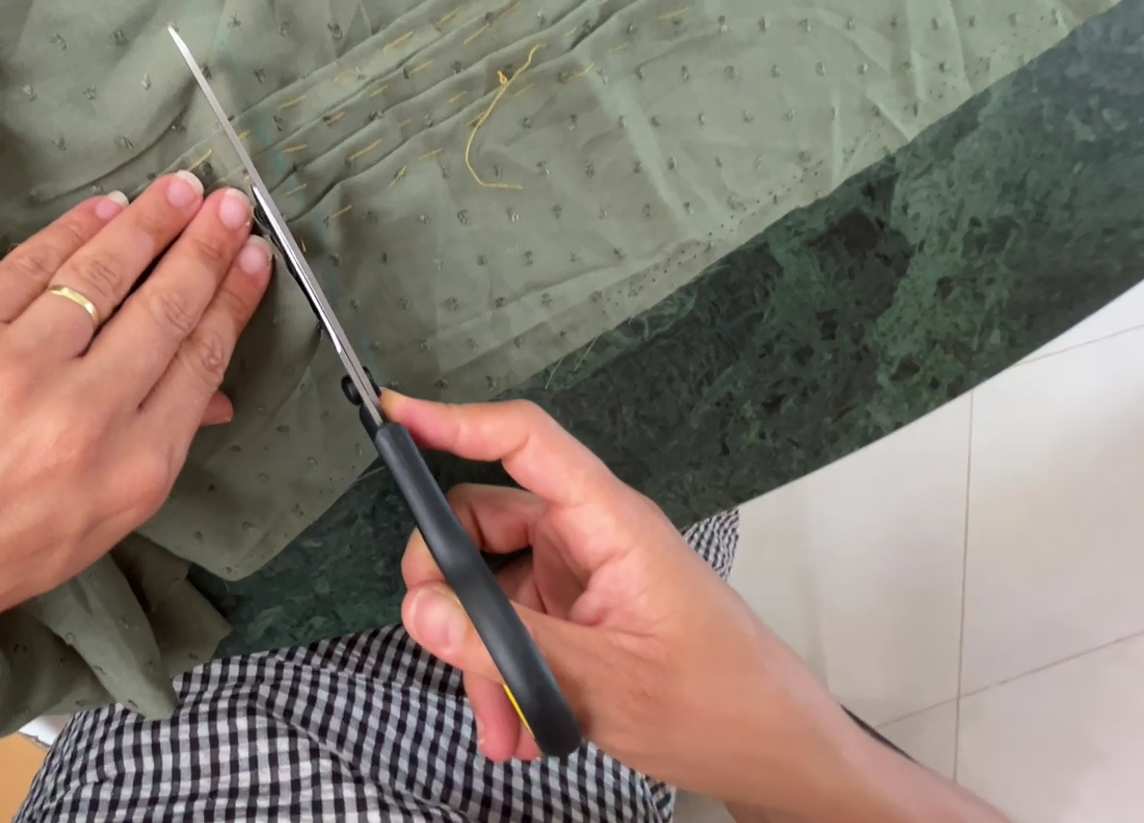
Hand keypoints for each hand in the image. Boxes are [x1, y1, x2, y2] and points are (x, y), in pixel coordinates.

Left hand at [0, 172, 272, 671]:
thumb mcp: (94, 523)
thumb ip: (156, 447)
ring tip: (182, 189)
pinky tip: (108, 207)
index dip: (231, 299)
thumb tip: (212, 393)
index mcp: (131, 469)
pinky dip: (75, 228)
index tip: (252, 259)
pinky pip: (30, 262)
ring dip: (150, 222)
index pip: (199, 360)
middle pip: (163, 306)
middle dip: (206, 246)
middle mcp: (83, 413)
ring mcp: (13, 365)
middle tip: (231, 202)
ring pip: (102, 272)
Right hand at [388, 395, 944, 815]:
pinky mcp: (566, 605)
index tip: (393, 412)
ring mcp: (570, 569)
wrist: (784, 765)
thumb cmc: (721, 711)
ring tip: (498, 717)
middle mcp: (582, 532)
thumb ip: (505, 647)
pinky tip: (513, 723)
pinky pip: (504, 615)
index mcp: (606, 521)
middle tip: (439, 641)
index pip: (524, 440)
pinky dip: (495, 664)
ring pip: (483, 577)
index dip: (455, 419)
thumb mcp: (604, 687)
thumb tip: (417, 609)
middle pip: (479, 518)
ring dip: (475, 644)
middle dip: (450, 585)